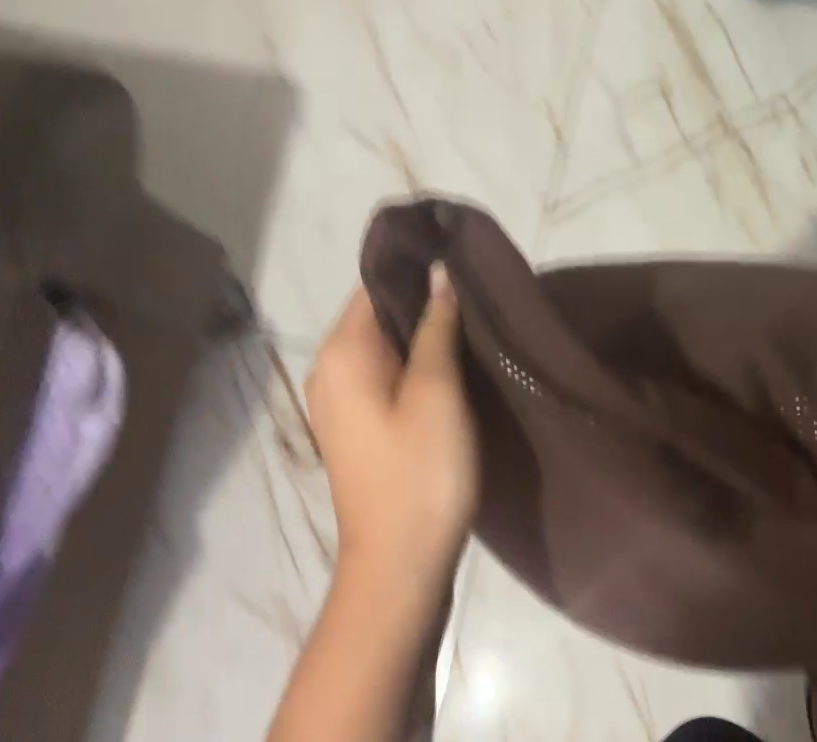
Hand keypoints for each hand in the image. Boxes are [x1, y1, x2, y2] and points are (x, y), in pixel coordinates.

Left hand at [305, 264, 478, 593]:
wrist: (401, 559)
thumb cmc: (421, 470)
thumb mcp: (437, 391)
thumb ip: (436, 327)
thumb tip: (440, 273)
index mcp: (342, 355)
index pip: (375, 285)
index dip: (419, 268)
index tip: (468, 257)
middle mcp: (331, 371)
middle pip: (379, 312)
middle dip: (428, 296)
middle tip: (485, 288)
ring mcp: (343, 400)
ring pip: (388, 342)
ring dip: (428, 328)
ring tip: (480, 317)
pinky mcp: (363, 423)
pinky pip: (390, 370)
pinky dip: (420, 357)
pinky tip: (460, 359)